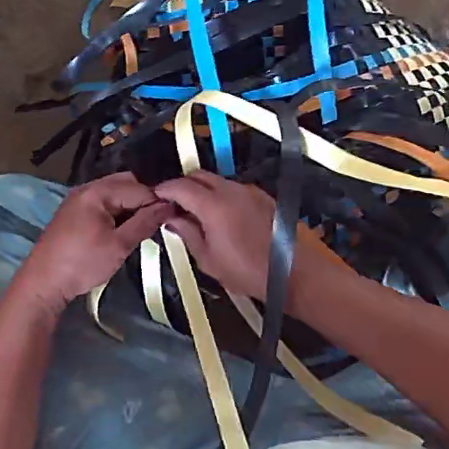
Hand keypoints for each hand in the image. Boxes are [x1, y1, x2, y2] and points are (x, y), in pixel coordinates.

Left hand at [12, 173, 172, 311]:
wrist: (43, 283)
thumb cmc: (82, 263)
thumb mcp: (119, 245)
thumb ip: (145, 222)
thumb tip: (168, 207)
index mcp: (98, 191)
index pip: (139, 188)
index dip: (157, 202)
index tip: (172, 218)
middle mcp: (87, 188)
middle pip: (126, 183)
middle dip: (144, 200)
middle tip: (155, 223)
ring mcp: (78, 199)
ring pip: (115, 192)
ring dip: (130, 205)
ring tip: (141, 227)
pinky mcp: (75, 212)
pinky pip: (103, 202)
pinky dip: (117, 210)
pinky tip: (123, 229)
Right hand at [154, 171, 347, 305]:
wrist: (292, 273)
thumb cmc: (249, 272)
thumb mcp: (209, 260)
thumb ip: (187, 234)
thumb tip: (173, 220)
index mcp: (213, 205)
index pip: (180, 186)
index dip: (164, 190)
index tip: (156, 198)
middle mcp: (231, 191)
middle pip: (198, 176)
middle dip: (182, 186)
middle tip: (173, 205)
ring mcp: (249, 191)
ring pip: (217, 181)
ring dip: (203, 190)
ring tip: (196, 213)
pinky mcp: (262, 197)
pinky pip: (234, 189)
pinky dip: (221, 196)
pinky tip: (220, 216)